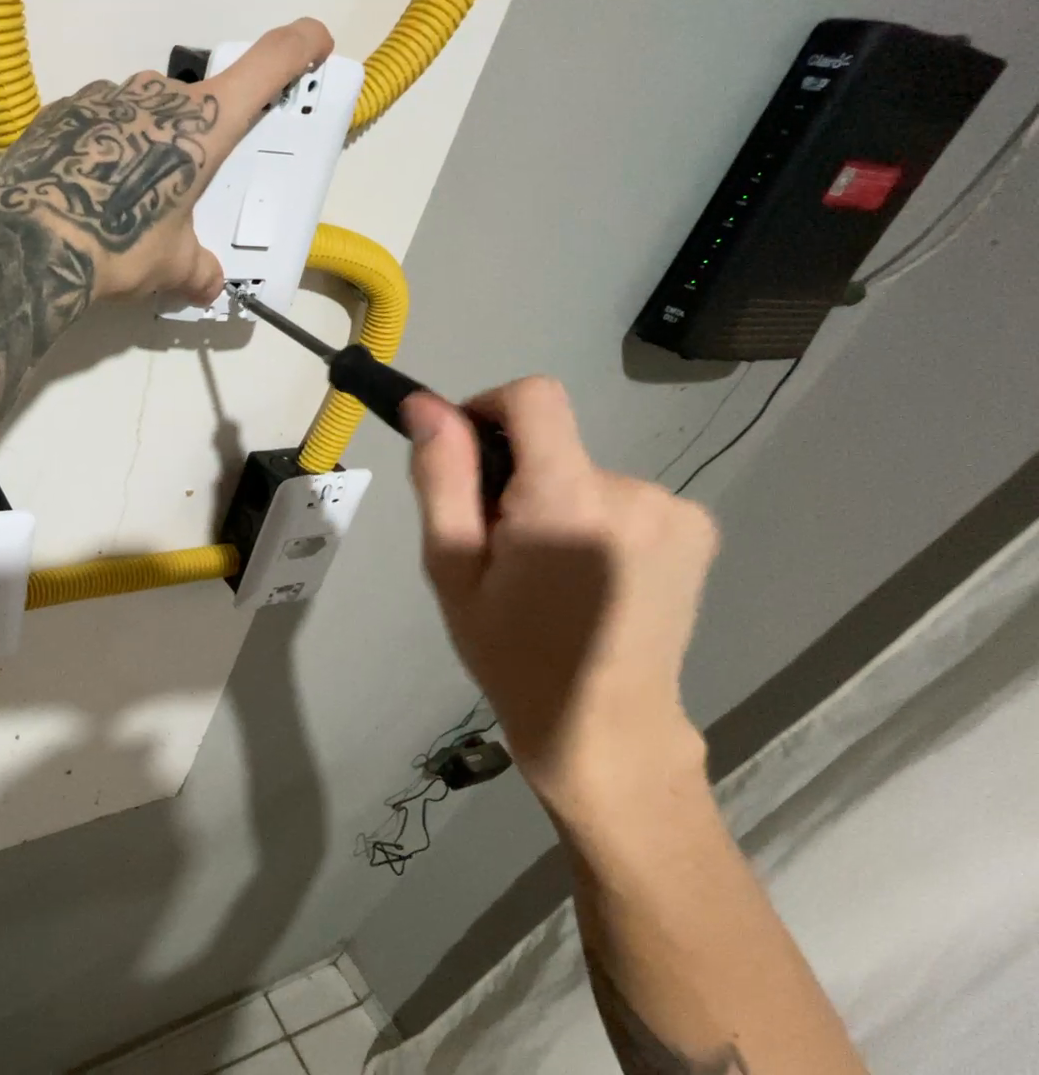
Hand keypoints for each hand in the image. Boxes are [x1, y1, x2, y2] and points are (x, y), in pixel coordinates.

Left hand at [0, 18, 333, 305]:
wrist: (28, 247)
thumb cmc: (117, 247)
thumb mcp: (170, 267)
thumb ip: (197, 270)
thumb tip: (207, 285)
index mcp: (203, 124)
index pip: (268, 63)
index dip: (299, 47)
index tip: (313, 44)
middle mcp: (158, 94)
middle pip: (194, 103)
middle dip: (193, 141)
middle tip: (175, 192)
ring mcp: (105, 96)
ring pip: (140, 111)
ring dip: (142, 144)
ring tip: (120, 200)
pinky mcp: (61, 111)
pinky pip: (96, 123)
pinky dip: (101, 148)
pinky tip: (84, 189)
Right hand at [402, 378, 718, 820]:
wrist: (603, 725)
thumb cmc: (510, 653)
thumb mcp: (452, 569)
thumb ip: (442, 478)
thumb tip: (426, 404)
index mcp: (566, 499)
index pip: (533, 397)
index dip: (487, 410)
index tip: (466, 460)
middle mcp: (634, 490)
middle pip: (555, 447)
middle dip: (517, 483)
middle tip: (501, 554)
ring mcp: (676, 510)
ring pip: (586, 476)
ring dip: (557, 506)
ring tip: (545, 576)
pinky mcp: (698, 528)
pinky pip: (623, 499)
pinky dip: (595, 521)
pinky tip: (588, 578)